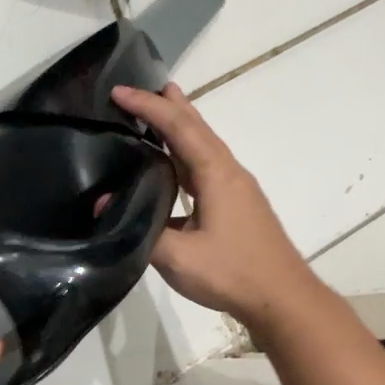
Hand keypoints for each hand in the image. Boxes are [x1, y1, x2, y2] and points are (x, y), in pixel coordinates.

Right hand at [111, 83, 319, 327]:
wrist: (279, 296)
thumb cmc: (230, 272)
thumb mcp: (177, 256)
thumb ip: (140, 229)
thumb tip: (105, 206)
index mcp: (216, 175)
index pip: (179, 129)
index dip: (149, 107)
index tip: (119, 92)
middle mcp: (228, 173)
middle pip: (197, 129)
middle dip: (171, 106)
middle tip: (146, 88)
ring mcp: (234, 190)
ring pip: (202, 147)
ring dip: (179, 130)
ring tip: (158, 116)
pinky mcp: (234, 207)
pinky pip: (204, 169)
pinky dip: (183, 157)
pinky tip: (170, 170)